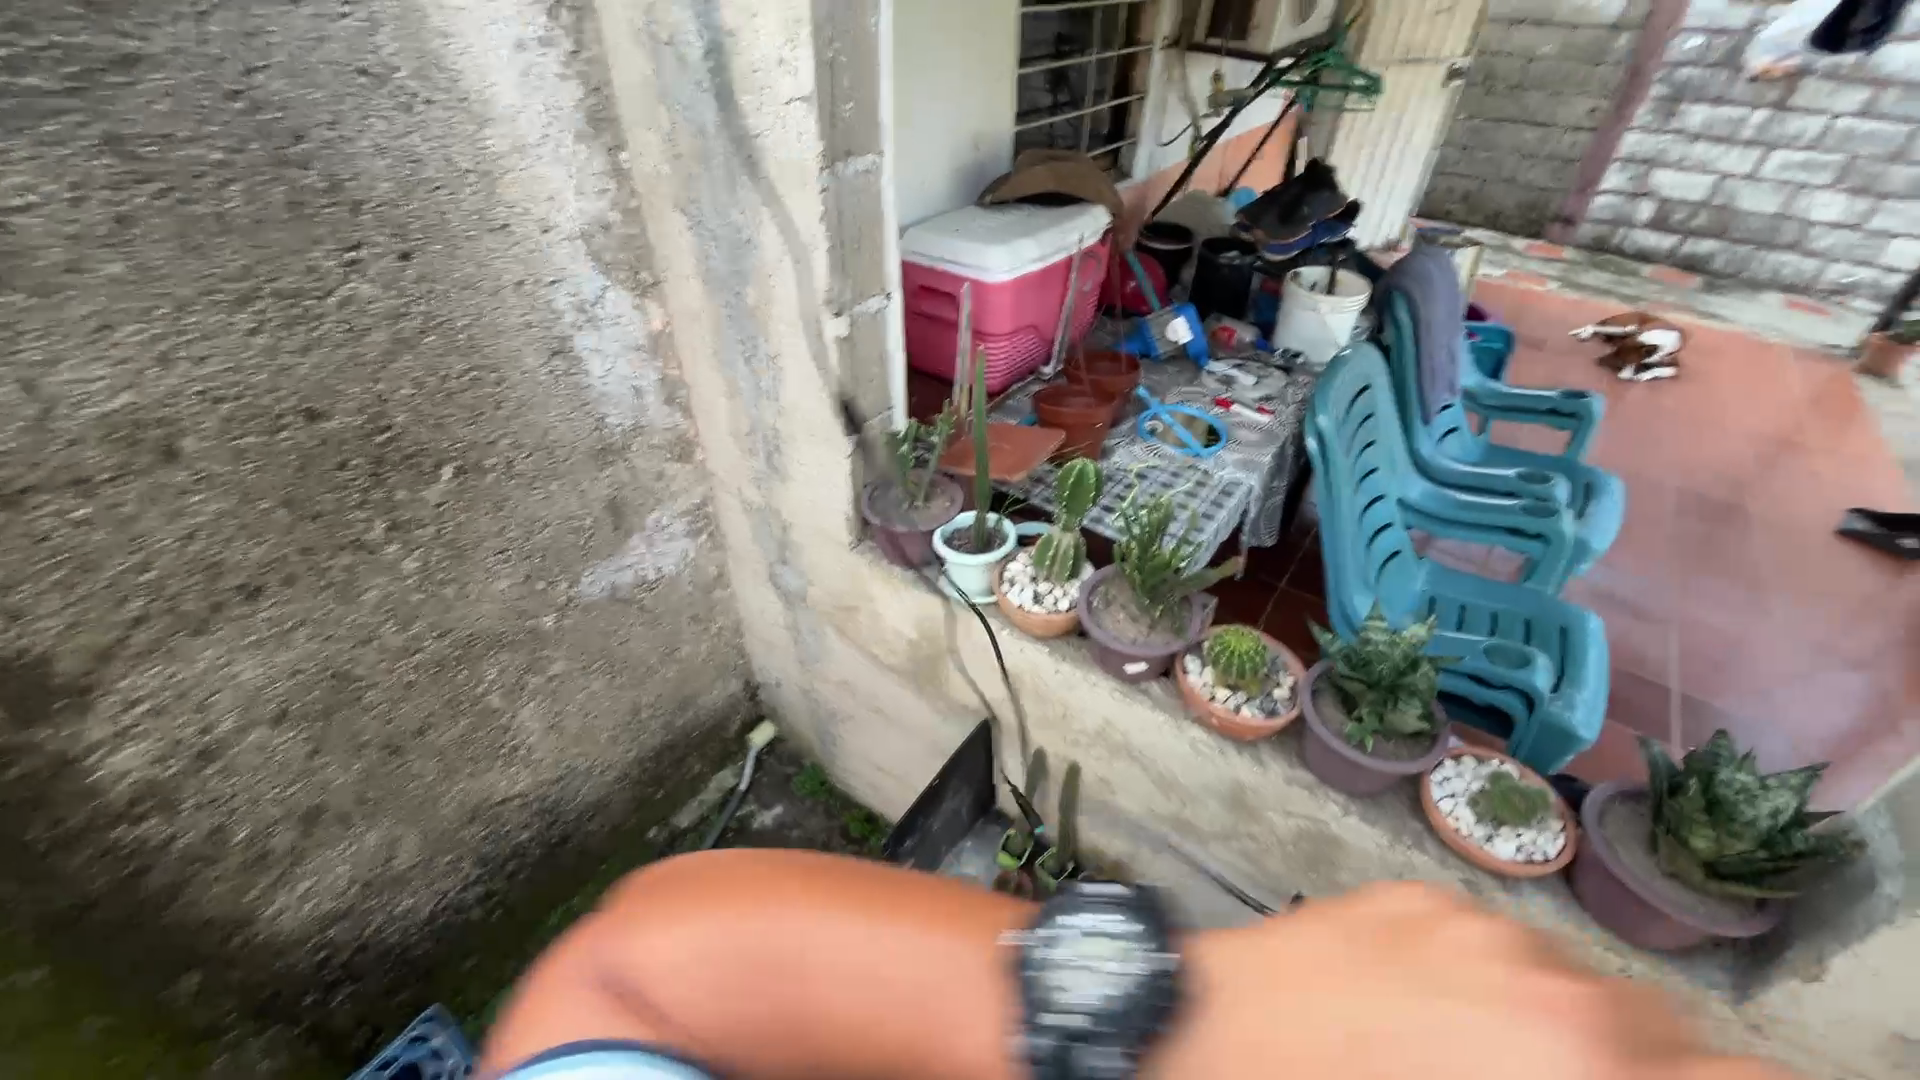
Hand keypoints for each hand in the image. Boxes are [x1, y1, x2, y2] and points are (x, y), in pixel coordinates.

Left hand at [1152, 882, 1796, 1079]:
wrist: (1227, 1031)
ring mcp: (1474, 920)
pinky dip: (1482, 967)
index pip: (1736, 1073)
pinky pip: (1485, 933)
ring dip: (1551, 1011)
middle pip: (1652, 1022)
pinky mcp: (1415, 891)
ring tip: (1483, 1045)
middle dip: (1632, 1062)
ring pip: (1562, 973)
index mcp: (1575, 1054)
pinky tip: (1425, 998)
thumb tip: (1579, 1064)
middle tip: (1562, 1077)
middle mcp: (1544, 972)